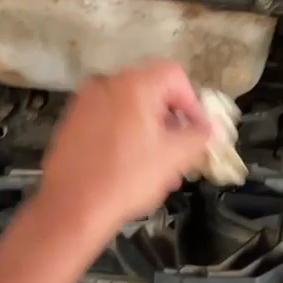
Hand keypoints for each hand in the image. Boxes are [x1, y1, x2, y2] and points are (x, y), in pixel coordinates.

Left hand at [37, 60, 213, 234]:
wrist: (72, 207)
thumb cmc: (125, 179)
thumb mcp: (174, 157)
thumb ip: (199, 137)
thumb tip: (211, 130)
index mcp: (134, 84)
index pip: (175, 76)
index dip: (193, 103)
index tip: (199, 132)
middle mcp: (106, 84)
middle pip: (151, 91)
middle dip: (172, 121)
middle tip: (182, 151)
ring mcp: (85, 103)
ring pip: (130, 109)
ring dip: (151, 132)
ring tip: (160, 168)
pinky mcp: (72, 123)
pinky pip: (109, 121)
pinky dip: (126, 137)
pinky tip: (133, 168)